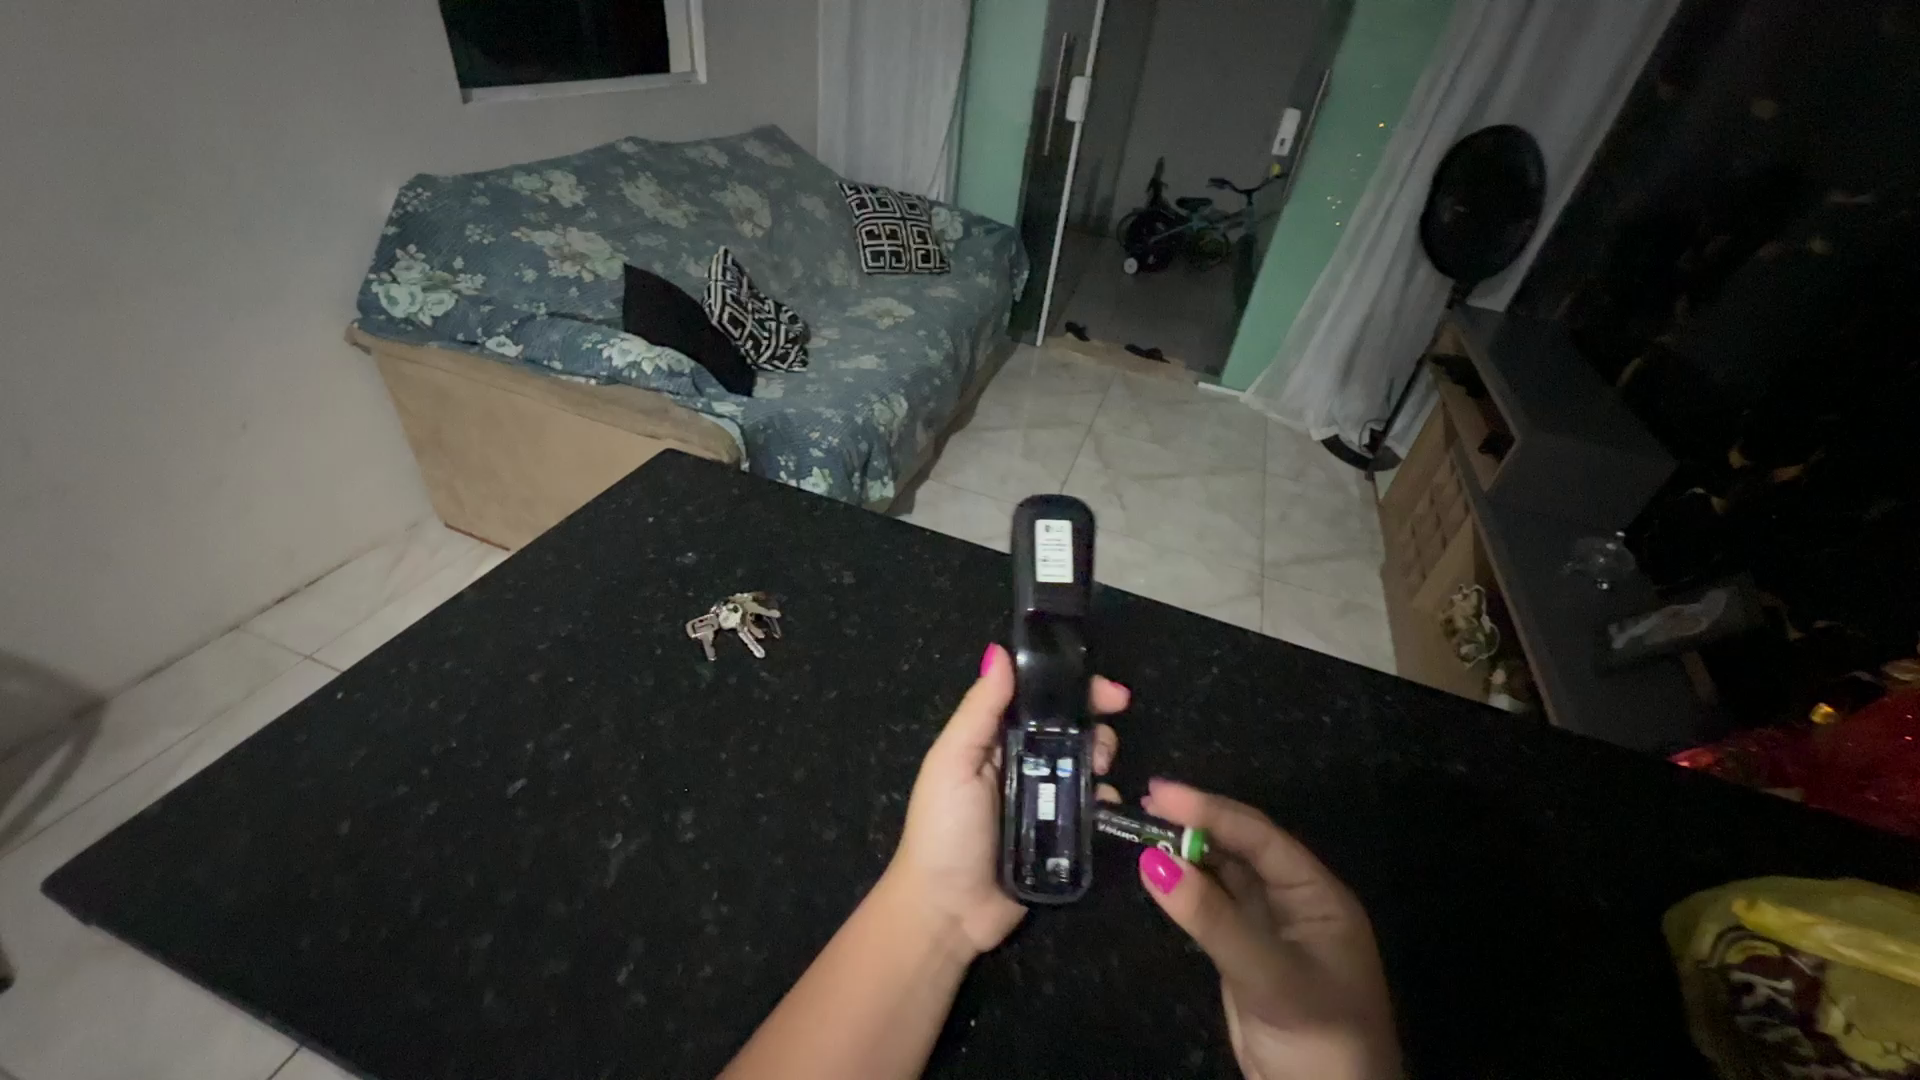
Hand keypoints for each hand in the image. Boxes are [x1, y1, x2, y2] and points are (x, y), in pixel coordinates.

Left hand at [884, 643, 1130, 955]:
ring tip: (1105, 769)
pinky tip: (1107, 802)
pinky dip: (1104, 800)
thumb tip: (998, 651)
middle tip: (1109, 736)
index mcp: (992, 739)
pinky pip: (1090, 808)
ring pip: (1084, 764)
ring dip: (1103, 758)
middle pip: (1068, 729)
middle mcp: (1019, 762)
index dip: (1072, 687)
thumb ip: (979, 709)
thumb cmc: (944, 828)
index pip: (1036, 699)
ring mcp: (1041, 799)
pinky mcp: (1059, 835)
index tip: (1109, 690)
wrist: (947, 911)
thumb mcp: (954, 761)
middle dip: (1095, 724)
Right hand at [1135, 779, 1400, 1079]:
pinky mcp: (1245, 951)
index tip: (1160, 792)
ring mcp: (1269, 926)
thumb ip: (1211, 918)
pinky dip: (1186, 885)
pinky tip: (1159, 871)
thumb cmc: (1319, 1037)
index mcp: (1316, 894)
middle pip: (1239, 847)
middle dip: (1195, 823)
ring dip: (1187, 851)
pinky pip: (1212, 903)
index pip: (1258, 836)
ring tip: (1142, 826)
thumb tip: (1151, 861)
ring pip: (1223, 873)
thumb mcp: (1267, 974)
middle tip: (1144, 800)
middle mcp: (1293, 900)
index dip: (1209, 810)